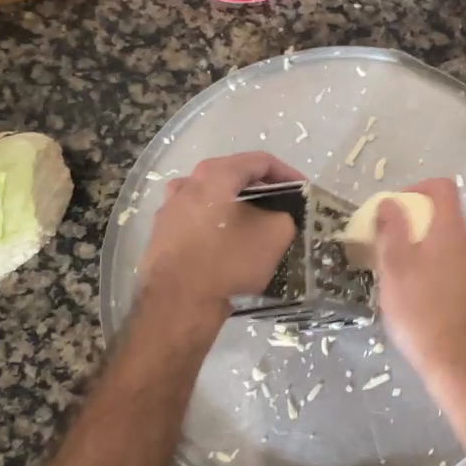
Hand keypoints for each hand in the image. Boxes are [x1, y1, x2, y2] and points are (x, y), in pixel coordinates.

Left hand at [137, 152, 302, 327]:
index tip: (303, 190)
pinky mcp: (161, 235)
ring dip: (236, 208)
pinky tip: (229, 246)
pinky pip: (197, 221)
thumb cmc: (229, 260)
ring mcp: (169, 209)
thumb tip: (277, 216)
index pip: (260, 161)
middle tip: (282, 205)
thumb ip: (284, 214)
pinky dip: (217, 226)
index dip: (288, 173)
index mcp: (215, 174)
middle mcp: (187, 184)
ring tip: (255, 225)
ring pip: (212, 199)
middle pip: (232, 177)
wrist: (178, 304)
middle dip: (261, 190)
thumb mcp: (276, 234)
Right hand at [371, 179, 465, 382]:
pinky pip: (454, 270)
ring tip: (398, 277)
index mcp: (452, 232)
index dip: (417, 188)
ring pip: (448, 247)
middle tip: (388, 247)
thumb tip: (390, 201)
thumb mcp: (395, 268)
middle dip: (414, 225)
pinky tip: (417, 300)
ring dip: (423, 252)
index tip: (395, 208)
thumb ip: (392, 231)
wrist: (458, 362)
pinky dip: (434, 272)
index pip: (443, 188)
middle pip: (444, 218)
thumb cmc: (421, 311)